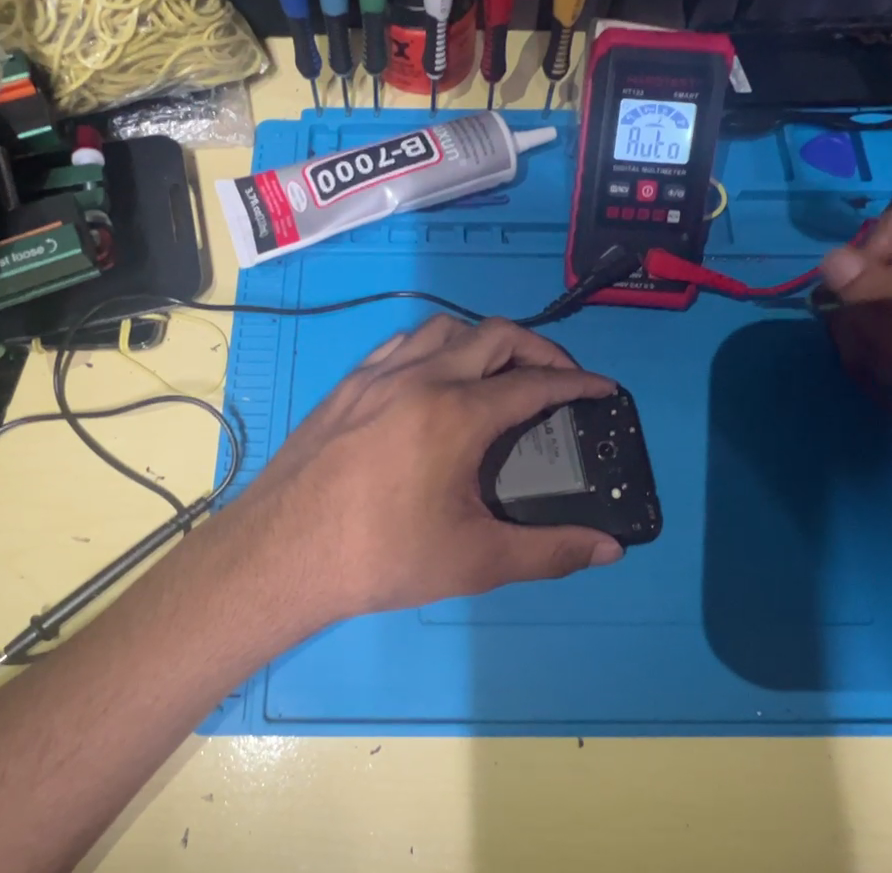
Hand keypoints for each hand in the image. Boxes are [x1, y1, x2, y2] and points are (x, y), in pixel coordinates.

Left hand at [234, 316, 624, 619]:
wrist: (281, 555)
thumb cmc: (381, 558)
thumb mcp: (475, 562)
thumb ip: (549, 552)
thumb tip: (609, 548)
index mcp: (457, 414)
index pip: (535, 383)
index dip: (578, 383)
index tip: (603, 389)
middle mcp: (420, 377)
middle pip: (494, 336)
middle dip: (539, 349)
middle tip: (558, 378)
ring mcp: (377, 375)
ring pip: (443, 329)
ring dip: (483, 341)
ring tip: (500, 373)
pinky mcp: (347, 385)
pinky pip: (401, 343)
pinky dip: (434, 347)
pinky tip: (434, 378)